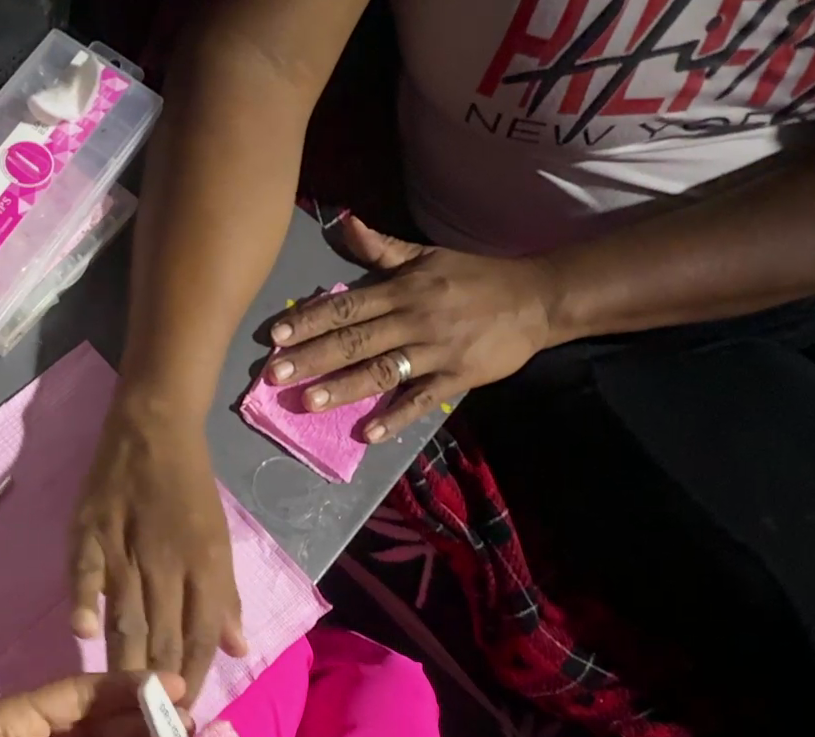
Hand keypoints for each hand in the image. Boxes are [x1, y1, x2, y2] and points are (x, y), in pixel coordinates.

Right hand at [71, 402, 248, 700]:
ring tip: (125, 705)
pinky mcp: (90, 530)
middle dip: (162, 684)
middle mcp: (168, 561)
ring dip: (129, 659)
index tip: (186, 717)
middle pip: (165, 633)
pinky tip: (84, 633)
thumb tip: (237, 648)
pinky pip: (86, 570)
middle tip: (154, 728)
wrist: (155, 427)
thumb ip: (224, 595)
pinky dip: (87, 600)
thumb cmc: (190, 488)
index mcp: (204, 564)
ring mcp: (126, 545)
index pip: (201, 634)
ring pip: (129, 612)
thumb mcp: (220, 537)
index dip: (196, 679)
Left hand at [265, 216, 561, 441]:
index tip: (276, 334)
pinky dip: (396, 418)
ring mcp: (436, 350)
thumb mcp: (427, 256)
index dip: (311, 319)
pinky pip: (422, 400)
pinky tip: (368, 435)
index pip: (347, 305)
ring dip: (345, 387)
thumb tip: (345, 224)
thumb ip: (382, 249)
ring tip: (308, 401)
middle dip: (313, 356)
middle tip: (274, 373)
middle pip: (356, 340)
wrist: (540, 298)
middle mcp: (415, 318)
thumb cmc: (474, 279)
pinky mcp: (458, 377)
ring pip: (383, 370)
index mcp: (403, 289)